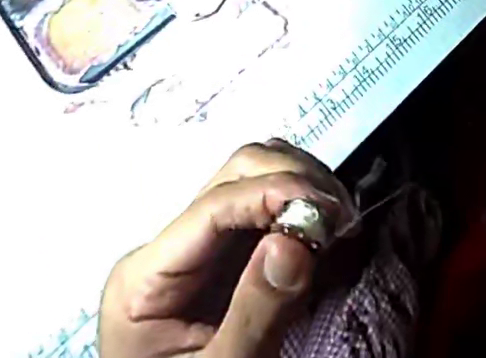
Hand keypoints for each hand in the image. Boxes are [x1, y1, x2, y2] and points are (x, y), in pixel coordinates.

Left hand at [99, 141, 352, 357]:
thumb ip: (254, 314)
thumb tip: (293, 240)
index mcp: (145, 277)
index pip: (217, 203)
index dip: (278, 193)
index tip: (331, 212)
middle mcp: (172, 244)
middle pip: (241, 171)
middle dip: (297, 181)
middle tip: (340, 219)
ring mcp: (203, 243)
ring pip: (261, 172)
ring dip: (307, 185)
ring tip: (339, 224)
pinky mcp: (232, 251)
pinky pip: (272, 199)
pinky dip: (306, 201)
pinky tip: (328, 229)